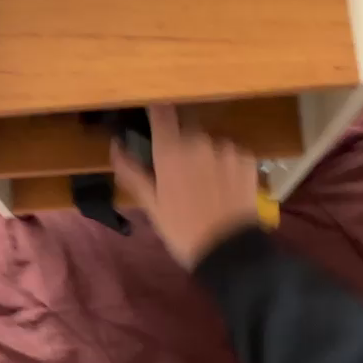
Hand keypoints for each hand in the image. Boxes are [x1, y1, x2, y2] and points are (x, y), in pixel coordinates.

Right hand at [112, 105, 260, 267]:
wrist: (230, 251)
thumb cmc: (182, 230)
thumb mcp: (151, 205)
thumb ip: (131, 171)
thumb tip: (115, 146)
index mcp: (170, 151)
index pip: (161, 113)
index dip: (157, 110)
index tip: (154, 113)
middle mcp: (198, 141)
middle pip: (186, 131)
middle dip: (182, 146)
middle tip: (180, 175)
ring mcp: (225, 148)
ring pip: (209, 143)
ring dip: (205, 156)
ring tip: (205, 186)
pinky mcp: (247, 158)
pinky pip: (231, 154)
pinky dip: (226, 165)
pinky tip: (224, 187)